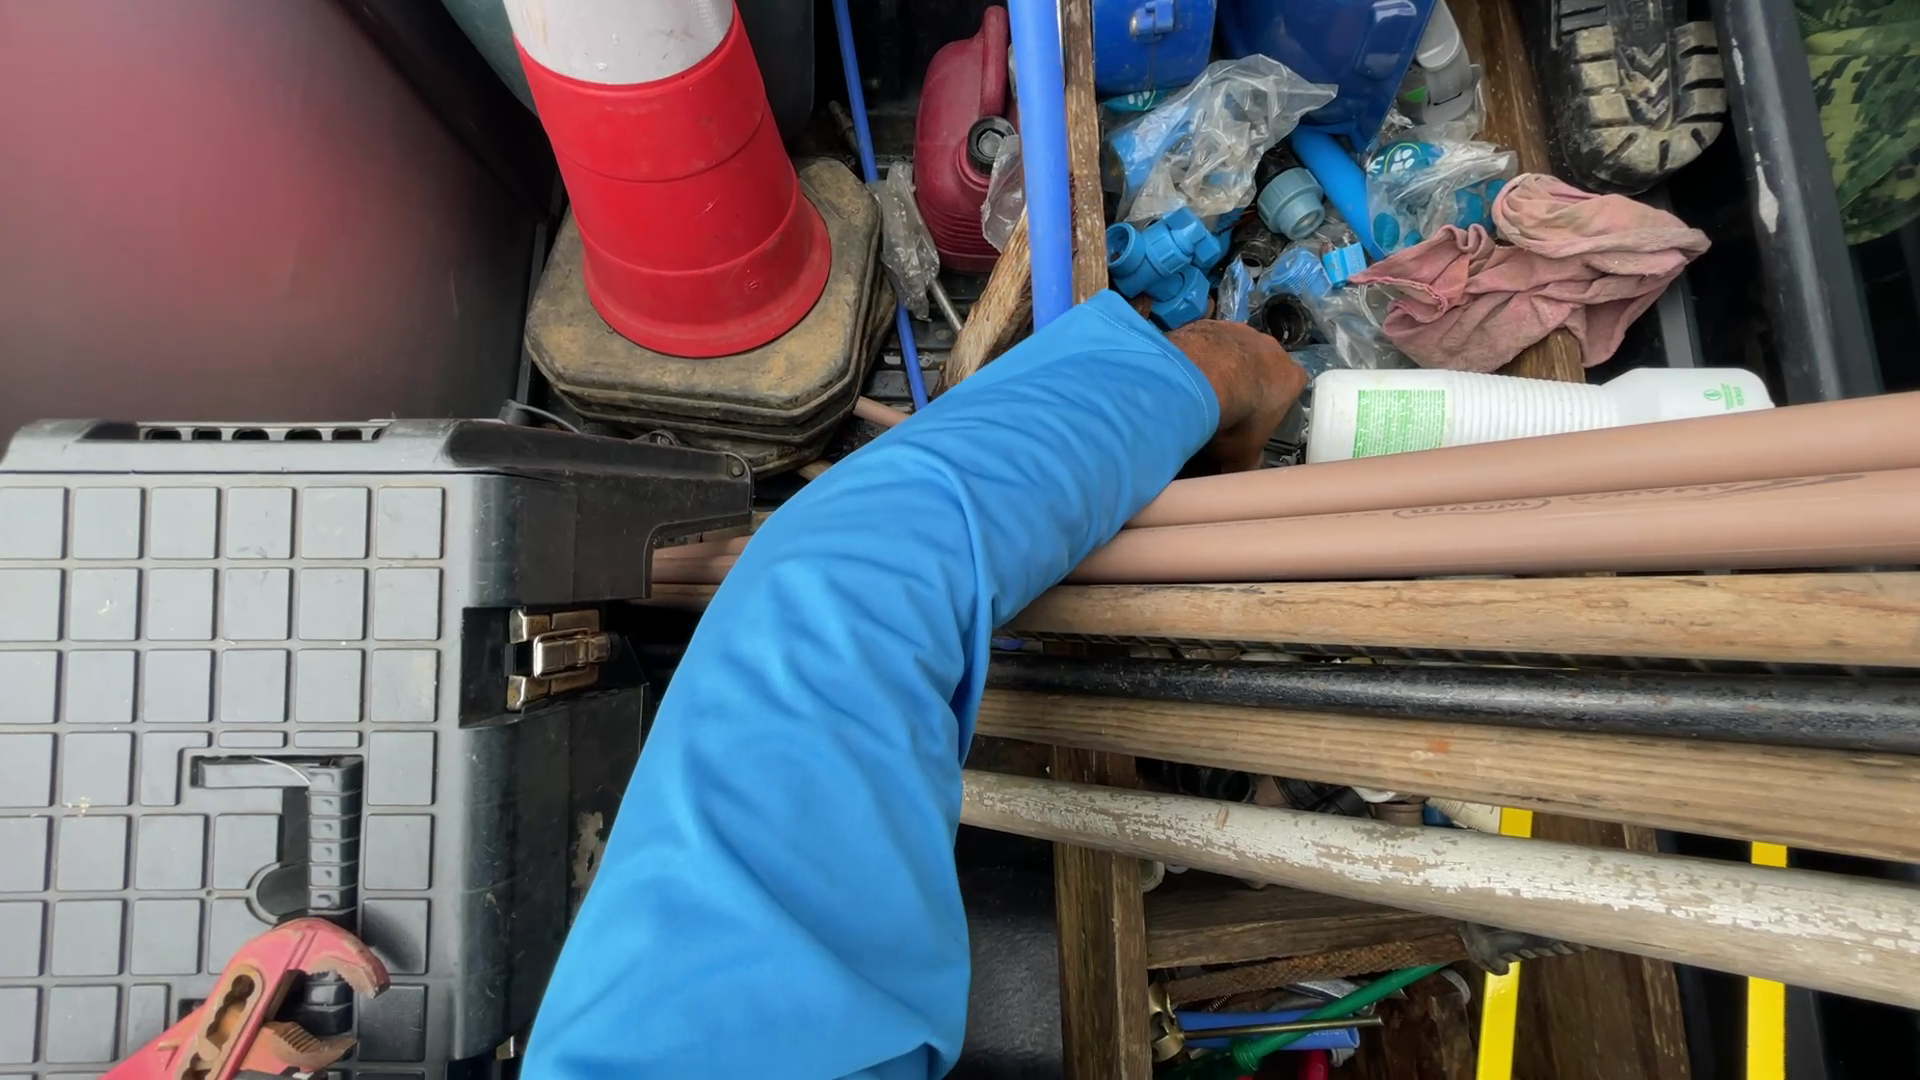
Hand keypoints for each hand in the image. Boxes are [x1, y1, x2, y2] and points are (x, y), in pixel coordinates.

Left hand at [1165, 320, 1308, 471]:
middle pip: (1260, 368)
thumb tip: (1238, 478)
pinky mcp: (1212, 322)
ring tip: (1198, 390)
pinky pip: (1206, 341)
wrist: (1201, 378)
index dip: (1269, 405)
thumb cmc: (1235, 418)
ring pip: (1233, 351)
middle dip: (1244, 384)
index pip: (1288, 390)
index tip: (1251, 419)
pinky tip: (1183, 372)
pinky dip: (1197, 355)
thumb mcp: (1243, 452)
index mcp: (1291, 378)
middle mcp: (1272, 348)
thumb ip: (1246, 463)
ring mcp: (1241, 330)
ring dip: (1219, 367)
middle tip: (1221, 406)